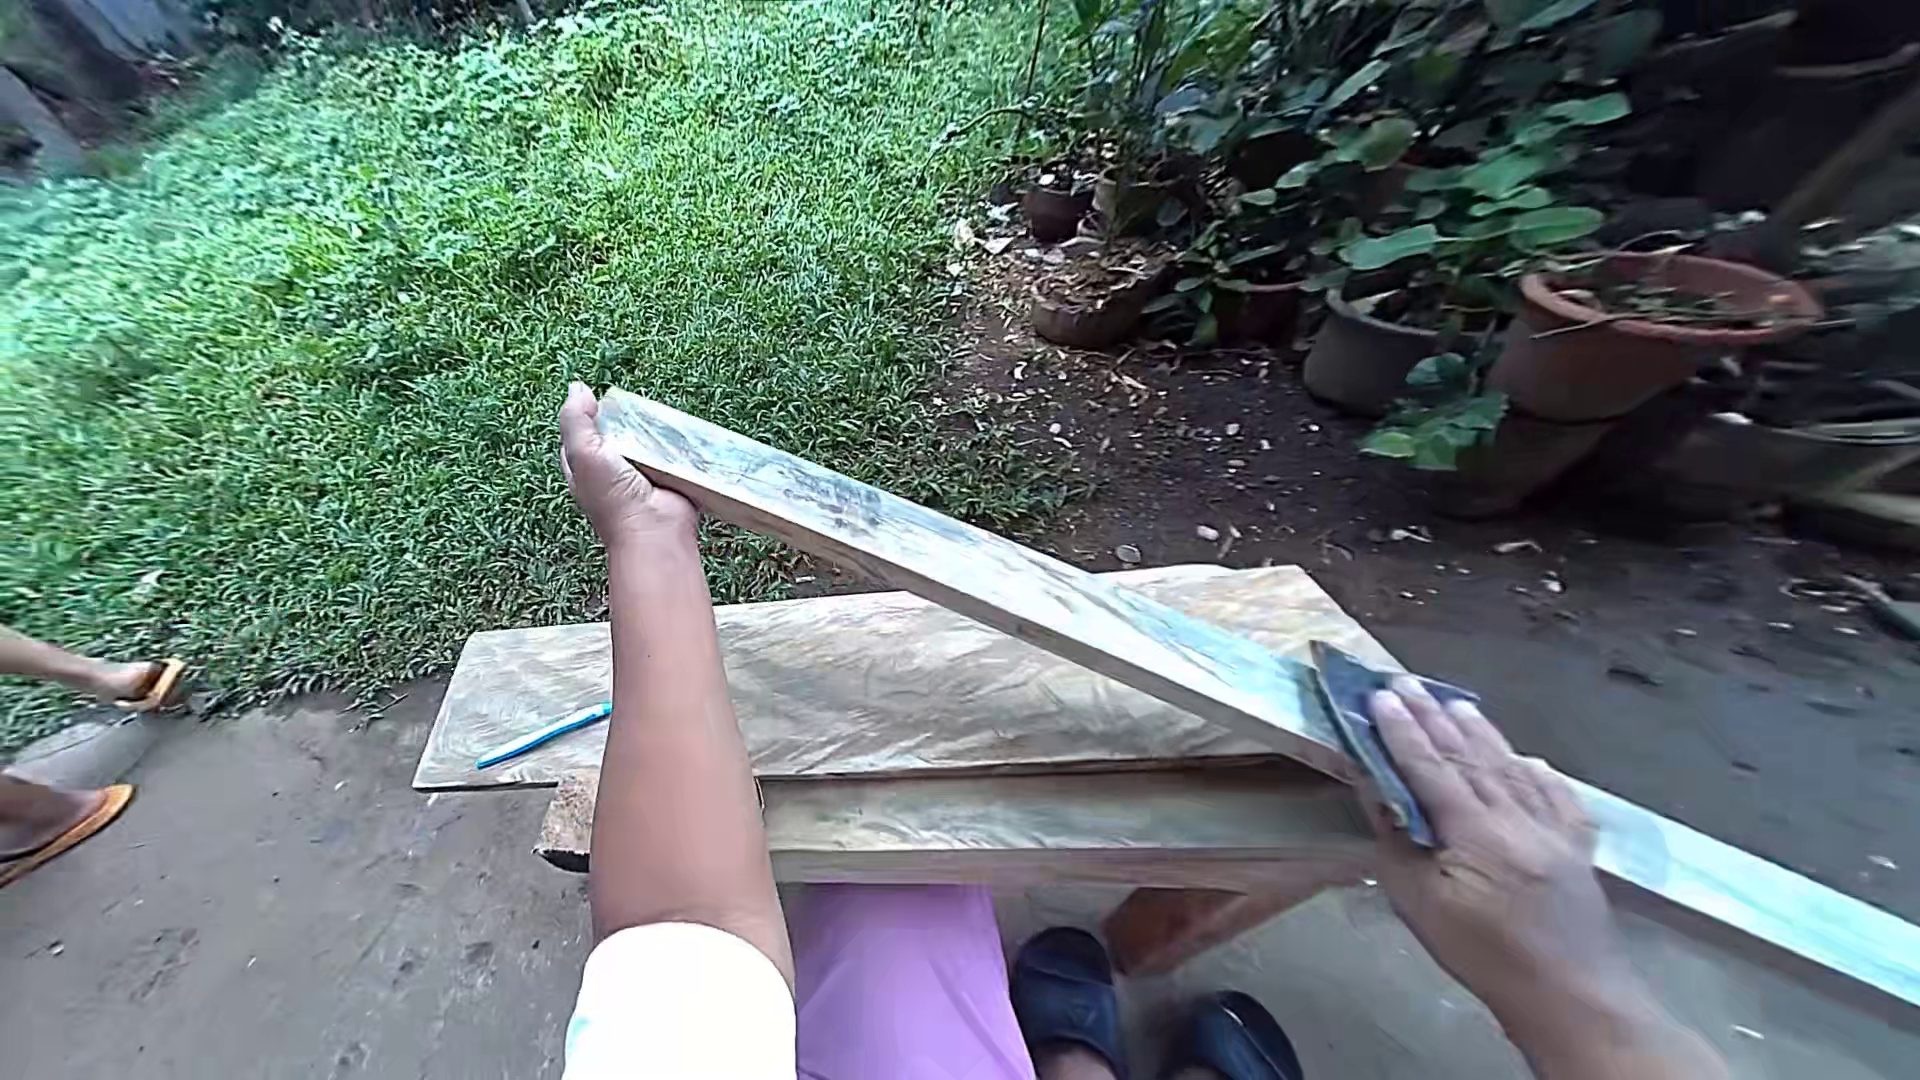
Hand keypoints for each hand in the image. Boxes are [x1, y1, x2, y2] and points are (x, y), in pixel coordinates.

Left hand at [559, 382, 697, 545]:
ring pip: (650, 443)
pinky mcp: (673, 480)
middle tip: (640, 407)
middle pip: (621, 435)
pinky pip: (675, 456)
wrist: (656, 531)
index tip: (606, 400)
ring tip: (664, 418)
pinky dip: (679, 446)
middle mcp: (615, 472)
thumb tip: (578, 387)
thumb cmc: (614, 498)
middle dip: (629, 422)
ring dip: (657, 433)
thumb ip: (576, 420)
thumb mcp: (583, 454)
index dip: (592, 415)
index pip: (585, 432)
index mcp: (587, 468)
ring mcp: (645, 477)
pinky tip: (683, 435)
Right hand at [1365, 679, 1631, 1022]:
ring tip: (1456, 701)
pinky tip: (1530, 759)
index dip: (1401, 730)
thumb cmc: (1481, 953)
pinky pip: (1560, 802)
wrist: (1577, 1005)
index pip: (1431, 767)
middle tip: (1407, 682)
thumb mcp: (1416, 899)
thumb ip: (1395, 837)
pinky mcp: (1578, 854)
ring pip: (1512, 770)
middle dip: (1433, 717)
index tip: (1378, 695)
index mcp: (1478, 834)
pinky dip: (1541, 775)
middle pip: (1470, 758)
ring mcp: (1555, 836)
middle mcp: (1519, 823)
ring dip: (1480, 733)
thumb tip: (1372, 788)